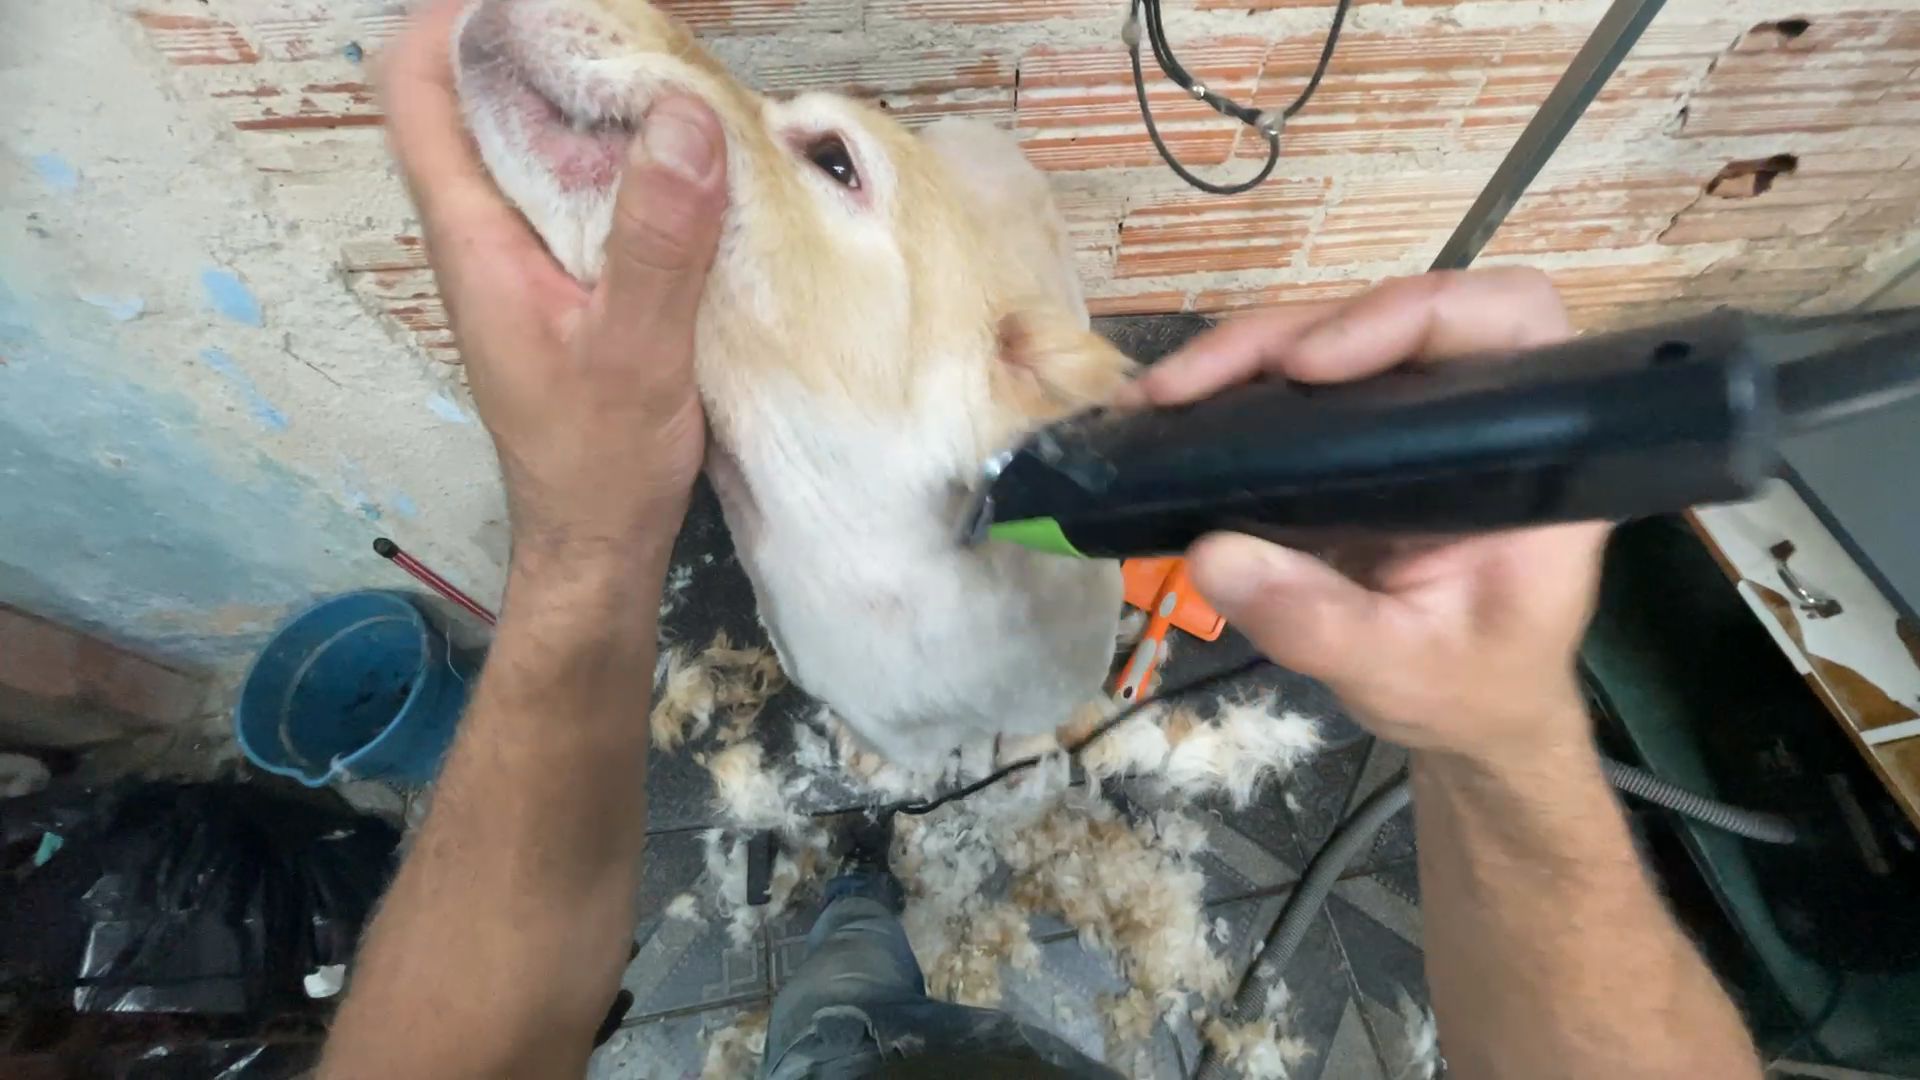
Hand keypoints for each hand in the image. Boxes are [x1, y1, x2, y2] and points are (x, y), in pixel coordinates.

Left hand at [380, 0, 725, 570]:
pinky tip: (697, 199)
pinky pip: (597, 221)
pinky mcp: (579, 307)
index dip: (460, 24)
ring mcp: (538, 279)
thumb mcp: (634, 352)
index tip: (544, 6)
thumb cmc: (601, 460)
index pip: (420, 91)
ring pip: (553, 171)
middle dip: (560, 69)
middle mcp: (495, 245)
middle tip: (650, 54)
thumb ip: (655, 243)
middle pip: (497, 118)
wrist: (600, 543)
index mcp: (477, 240)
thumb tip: (682, 117)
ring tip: (687, 113)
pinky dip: (638, 192)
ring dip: (609, 132)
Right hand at [1131, 270, 1609, 762]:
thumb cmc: (1463, 687)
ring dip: (1228, 364)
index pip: (1496, 325)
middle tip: (1174, 389)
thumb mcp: (1396, 669)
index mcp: (1523, 455)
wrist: (1455, 707)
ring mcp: (1393, 427)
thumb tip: (1211, 555)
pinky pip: (1279, 395)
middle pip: (1373, 320)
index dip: (1401, 318)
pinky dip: (1217, 398)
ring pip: (1315, 347)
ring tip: (1151, 400)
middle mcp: (1460, 418)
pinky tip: (1161, 416)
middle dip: (1266, 342)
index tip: (1306, 367)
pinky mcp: (1339, 447)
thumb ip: (1319, 623)